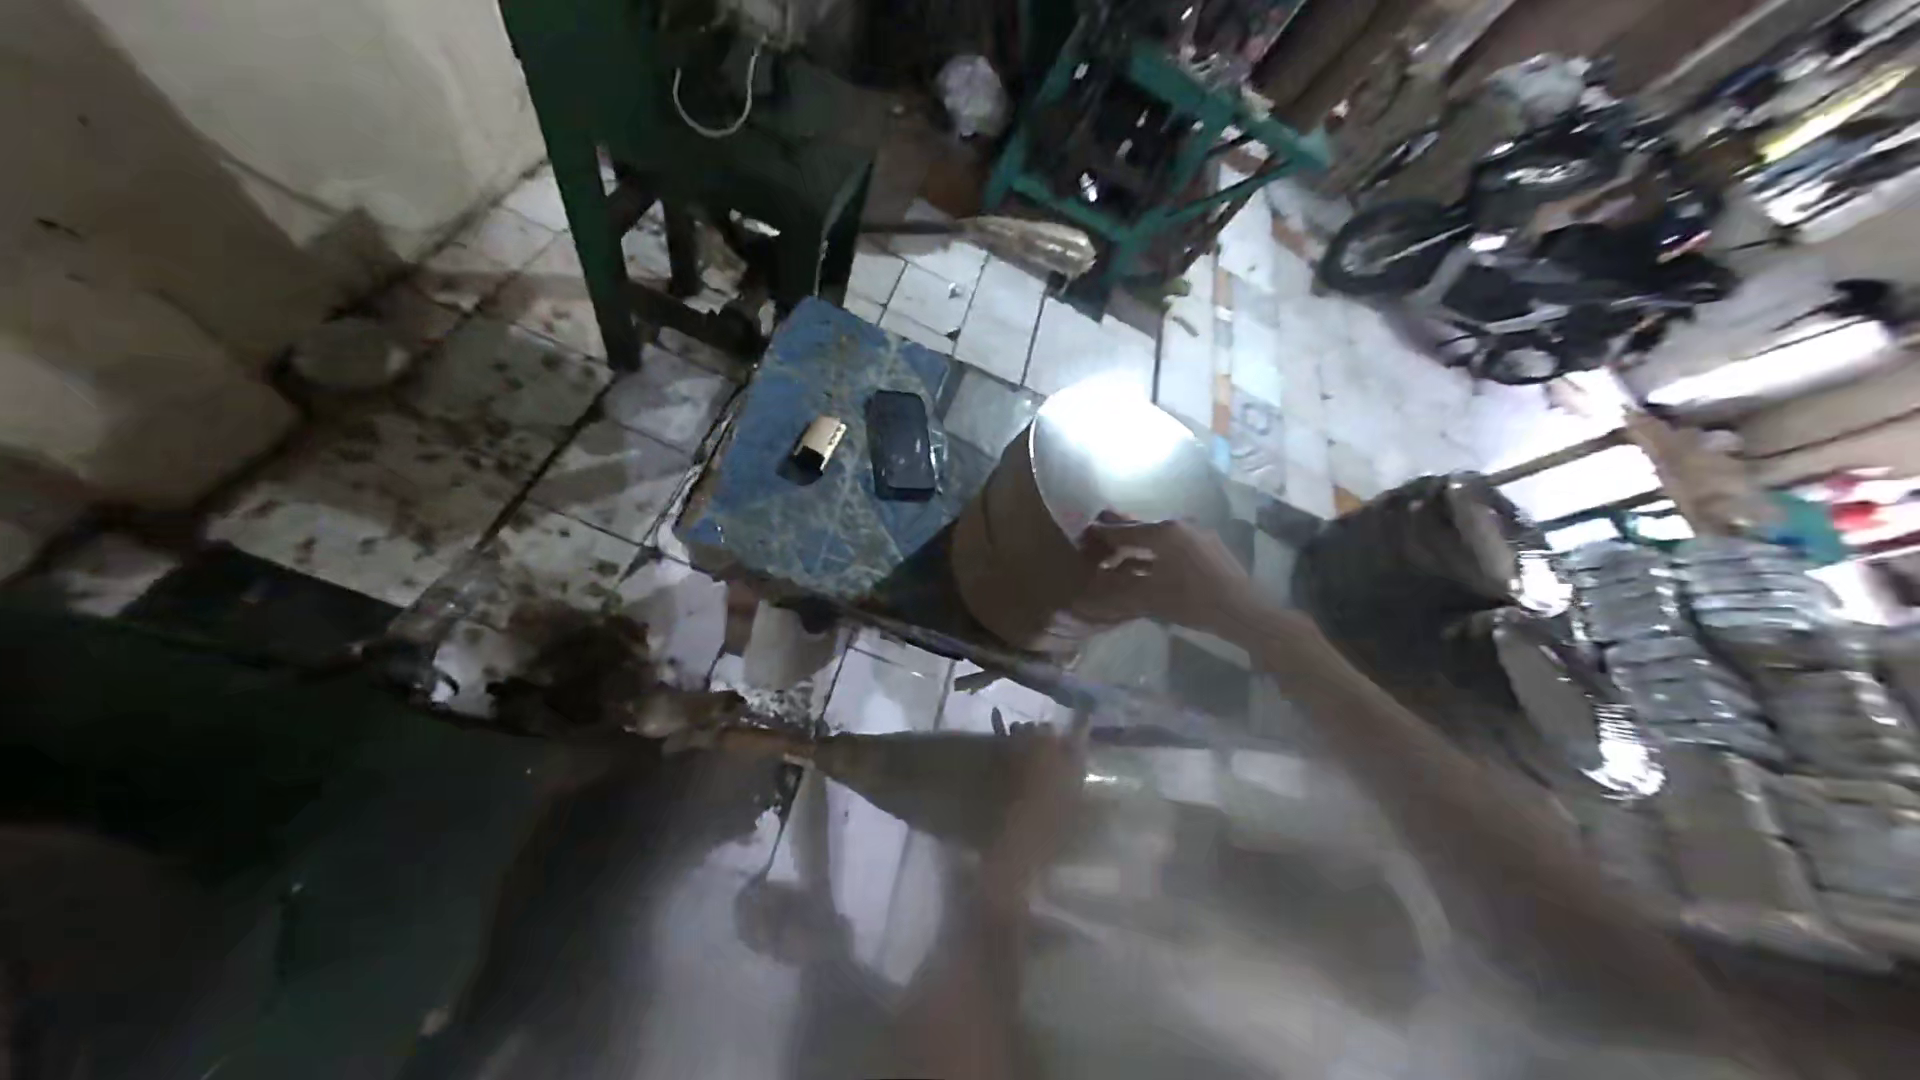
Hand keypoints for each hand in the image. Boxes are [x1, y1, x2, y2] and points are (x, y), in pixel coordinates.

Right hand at [1079, 514, 1260, 636]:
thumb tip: (1092, 589)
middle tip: (1098, 545)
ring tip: (1119, 563)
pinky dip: (1156, 555)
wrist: (1243, 612)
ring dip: (1137, 550)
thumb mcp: (1149, 597)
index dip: (1102, 534)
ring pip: (1158, 539)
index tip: (1084, 534)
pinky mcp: (1209, 549)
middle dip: (1119, 539)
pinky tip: (1148, 569)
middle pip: (1141, 530)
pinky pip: (1174, 547)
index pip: (1124, 530)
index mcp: (1163, 531)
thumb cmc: (1192, 601)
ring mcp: (1197, 536)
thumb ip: (1118, 588)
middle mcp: (1180, 526)